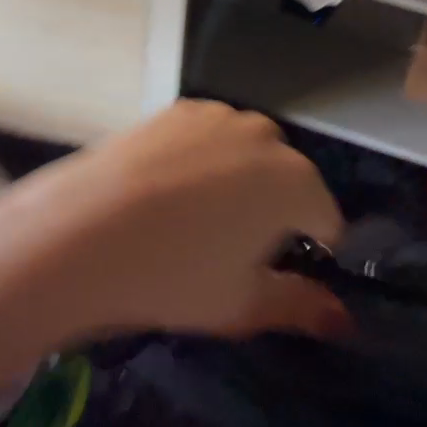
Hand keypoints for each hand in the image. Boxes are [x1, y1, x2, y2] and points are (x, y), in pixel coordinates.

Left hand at [2, 100, 346, 338]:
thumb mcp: (242, 305)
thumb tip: (342, 318)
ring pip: (248, 153)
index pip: (326, 219)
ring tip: (193, 217)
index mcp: (297, 182)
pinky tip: (167, 188)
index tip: (274, 271)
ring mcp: (222, 115)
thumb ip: (302, 306)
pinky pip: (210, 136)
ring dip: (239, 178)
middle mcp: (268, 136)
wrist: (84, 229)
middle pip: (288, 179)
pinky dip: (201, 157)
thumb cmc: (175, 274)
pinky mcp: (181, 108)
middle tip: (230, 248)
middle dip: (273, 209)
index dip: (309, 249)